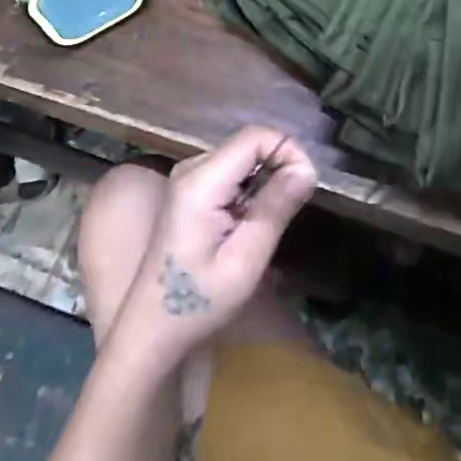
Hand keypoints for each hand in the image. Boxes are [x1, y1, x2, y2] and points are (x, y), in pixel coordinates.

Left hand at [111, 127, 317, 364]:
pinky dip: (250, 190)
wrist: (153, 324)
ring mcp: (187, 177)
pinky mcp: (189, 190)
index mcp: (201, 181)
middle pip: (248, 144)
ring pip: (241, 158)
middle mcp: (191, 168)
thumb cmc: (200, 300)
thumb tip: (306, 168)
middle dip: (280, 166)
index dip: (288, 151)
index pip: (255, 136)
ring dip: (266, 180)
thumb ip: (275, 209)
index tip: (307, 186)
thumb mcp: (245, 260)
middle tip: (293, 210)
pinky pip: (230, 173)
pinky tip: (249, 225)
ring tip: (270, 223)